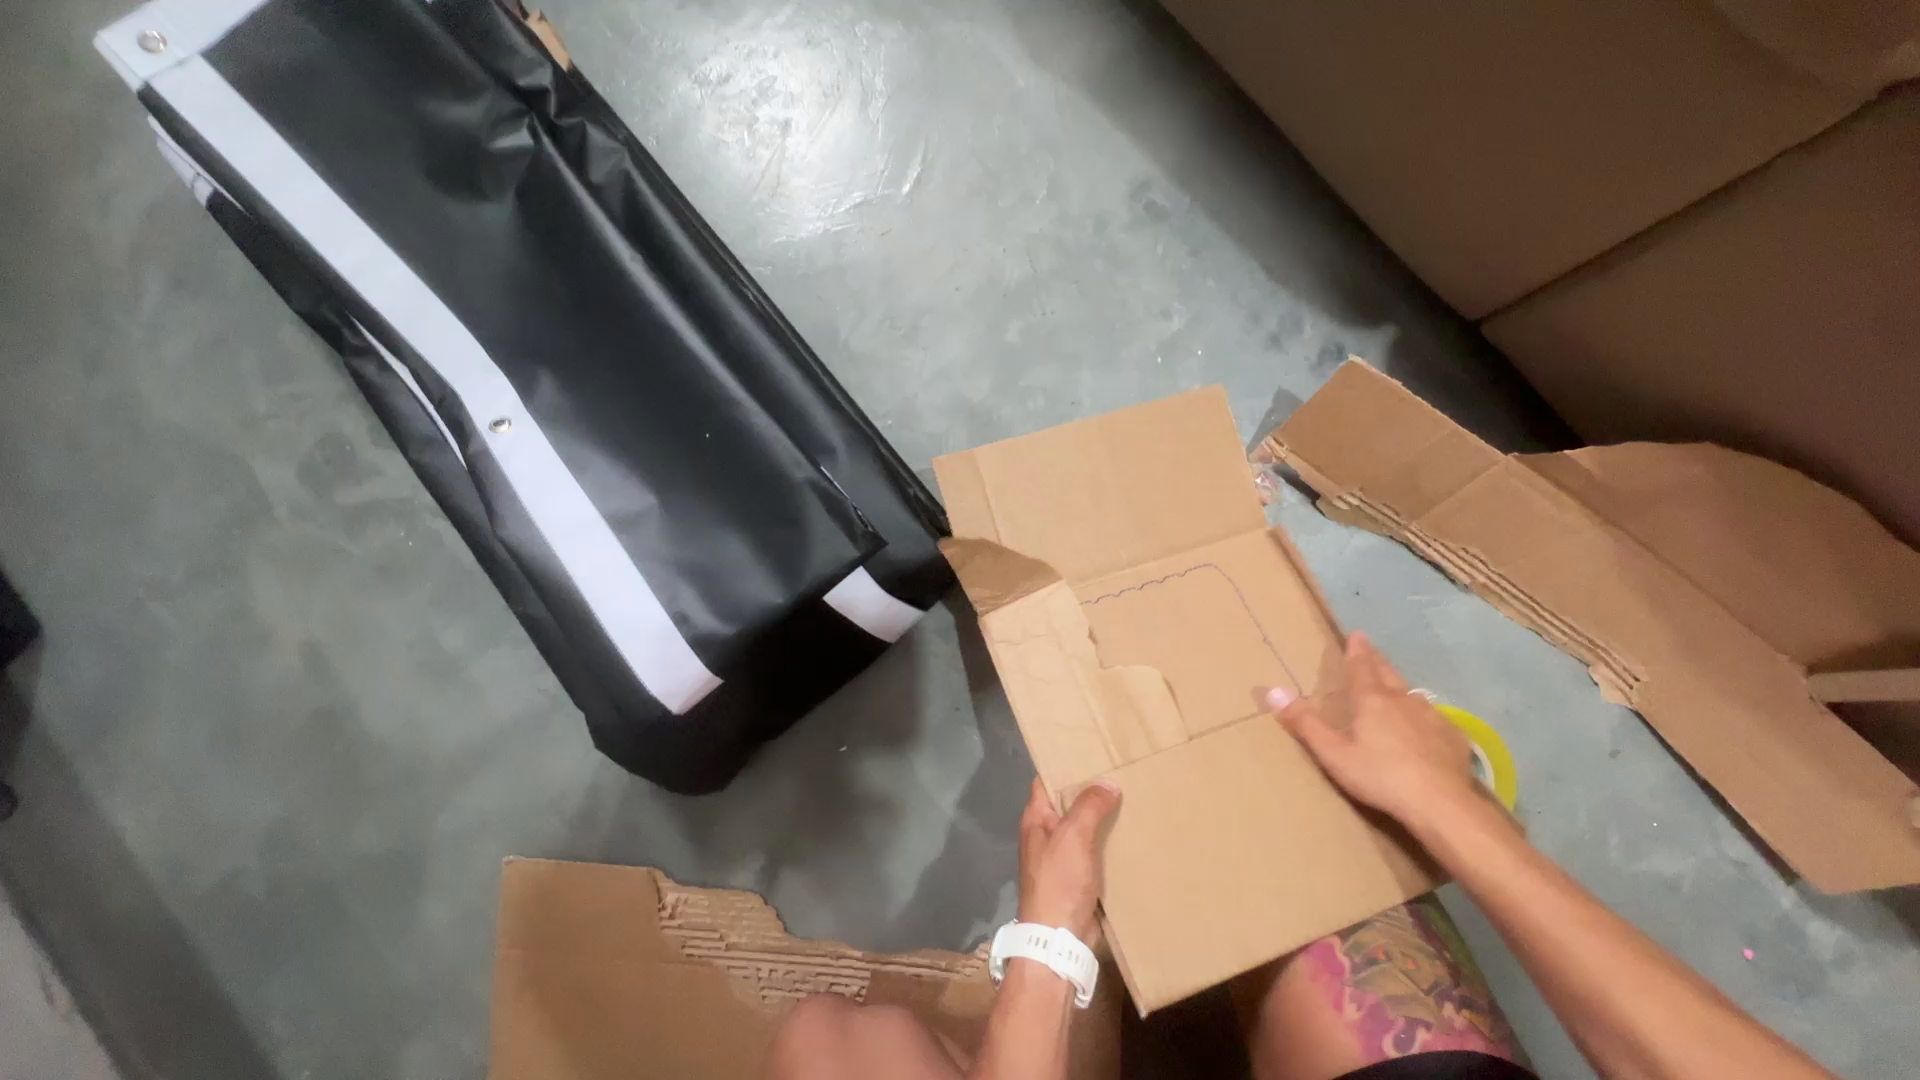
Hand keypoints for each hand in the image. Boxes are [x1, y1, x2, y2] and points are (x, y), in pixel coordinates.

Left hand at [1016, 777, 1120, 943]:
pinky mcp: (1077, 878)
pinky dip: (1109, 844)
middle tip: (1121, 772)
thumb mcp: (1073, 836)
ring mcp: (1061, 857)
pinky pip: (1094, 852)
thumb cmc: (1059, 881)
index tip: (1090, 752)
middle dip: (1091, 791)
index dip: (1064, 765)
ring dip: (1103, 818)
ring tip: (1132, 798)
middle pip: (1068, 804)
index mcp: (1036, 819)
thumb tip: (1107, 783)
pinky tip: (1131, 835)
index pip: (1046, 781)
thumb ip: (1088, 806)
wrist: (1059, 938)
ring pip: (1083, 829)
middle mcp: (1045, 834)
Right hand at [1267, 631, 1482, 824]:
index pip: (1361, 668)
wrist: (1440, 804)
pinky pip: (1438, 720)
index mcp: (1372, 701)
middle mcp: (1404, 701)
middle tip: (1373, 652)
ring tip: (1398, 692)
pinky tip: (1428, 729)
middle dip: (1378, 662)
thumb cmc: (1380, 777)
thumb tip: (1273, 691)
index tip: (1357, 634)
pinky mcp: (1454, 739)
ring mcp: (1433, 718)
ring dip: (1403, 690)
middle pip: (1389, 675)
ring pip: (1415, 696)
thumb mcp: (1333, 754)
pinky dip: (1427, 718)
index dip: (1357, 651)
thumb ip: (1305, 723)